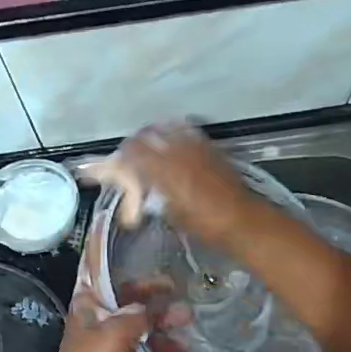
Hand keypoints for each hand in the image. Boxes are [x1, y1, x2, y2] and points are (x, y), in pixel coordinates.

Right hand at [78, 121, 258, 244]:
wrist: (242, 218)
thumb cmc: (204, 223)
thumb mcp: (170, 213)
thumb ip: (151, 197)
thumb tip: (136, 196)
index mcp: (162, 169)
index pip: (130, 152)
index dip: (116, 158)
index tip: (109, 165)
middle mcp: (176, 150)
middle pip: (145, 136)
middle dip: (132, 144)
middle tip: (127, 156)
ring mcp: (194, 144)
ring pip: (164, 128)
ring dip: (151, 134)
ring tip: (147, 144)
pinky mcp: (208, 145)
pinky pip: (185, 128)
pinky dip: (173, 130)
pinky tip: (171, 137)